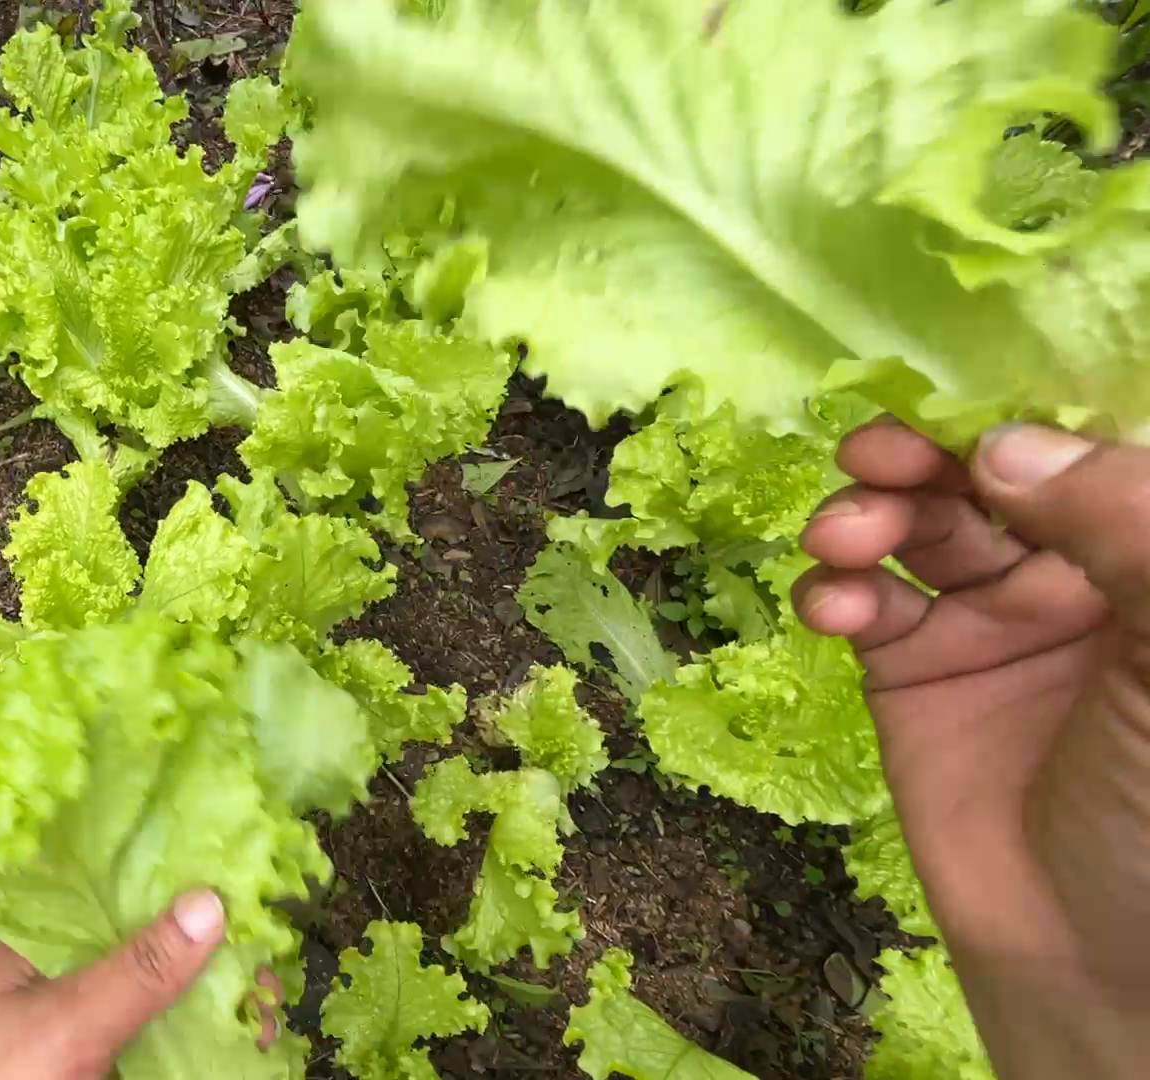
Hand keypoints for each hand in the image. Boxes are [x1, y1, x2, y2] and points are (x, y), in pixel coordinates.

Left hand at [0, 890, 280, 1079]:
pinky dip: (206, 1035)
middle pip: (152, 939)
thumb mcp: (64, 1022)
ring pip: (166, 991)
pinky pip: (166, 1037)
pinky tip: (247, 1035)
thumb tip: (211, 901)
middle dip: (212, 944)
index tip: (237, 878)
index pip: (116, 883)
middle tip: (267, 955)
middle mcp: (71, 969)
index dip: (176, 876)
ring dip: (218, 993)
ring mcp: (91, 1020)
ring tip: (269, 1002)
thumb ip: (135, 969)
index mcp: (45, 937)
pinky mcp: (110, 1063)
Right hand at [795, 421, 1149, 1076]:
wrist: (1109, 955)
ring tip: (838, 540)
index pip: (1091, 460)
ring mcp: (990, 622)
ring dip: (862, 521)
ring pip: (913, 533)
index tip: (958, 411)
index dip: (1023, 422)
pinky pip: (860, 602)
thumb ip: (1126, 535)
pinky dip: (832, 591)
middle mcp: (1086, 578)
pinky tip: (830, 607)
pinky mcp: (907, 664)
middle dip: (924, 464)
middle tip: (872, 457)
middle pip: (988, 484)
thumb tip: (1005, 446)